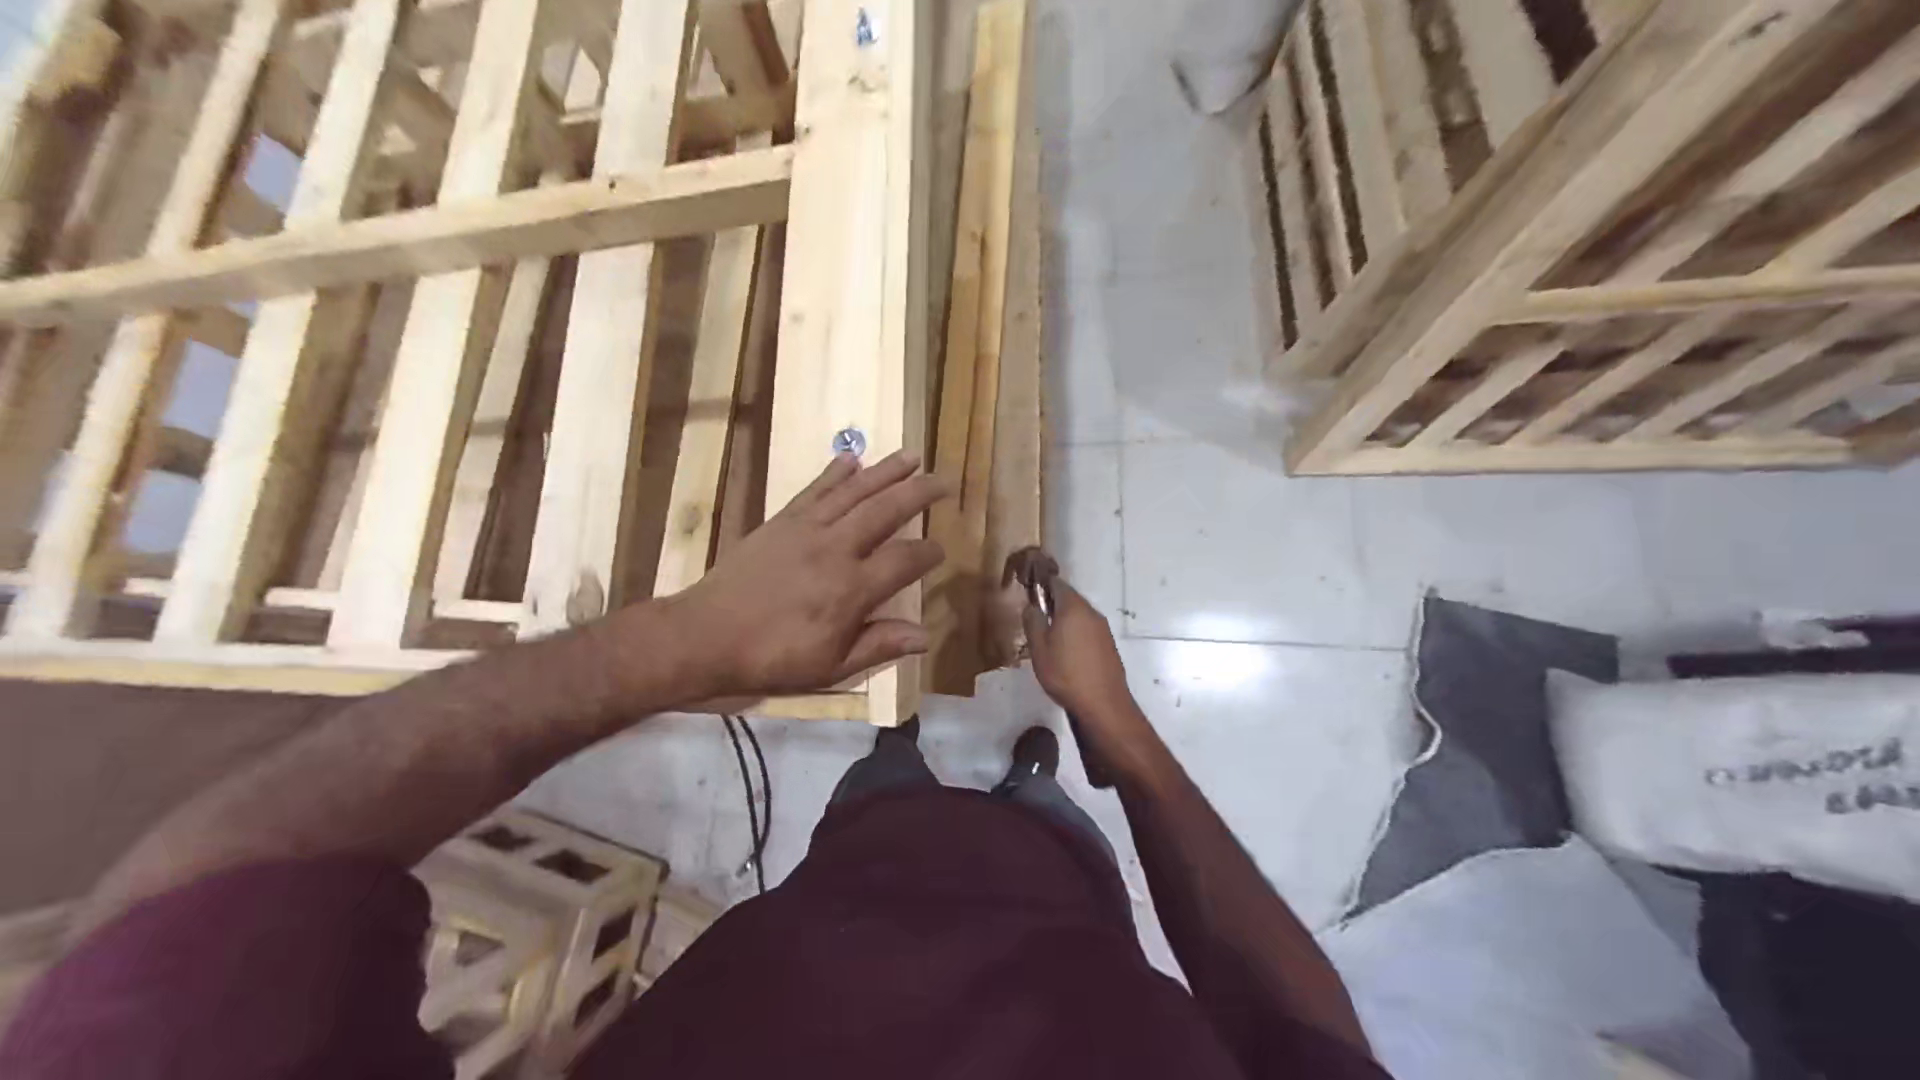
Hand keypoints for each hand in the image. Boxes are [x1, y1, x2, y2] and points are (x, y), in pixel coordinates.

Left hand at [673, 451, 949, 699]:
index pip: (904, 560)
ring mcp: (806, 529)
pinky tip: (851, 458)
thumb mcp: (831, 666)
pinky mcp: (781, 521)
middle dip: (918, 493)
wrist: (706, 636)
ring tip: (911, 455)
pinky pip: (814, 490)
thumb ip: (879, 645)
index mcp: (851, 589)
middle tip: (943, 481)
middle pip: (885, 511)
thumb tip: (925, 636)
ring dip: (885, 471)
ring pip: (854, 492)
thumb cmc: (773, 658)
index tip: (941, 549)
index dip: (928, 552)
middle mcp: (835, 549)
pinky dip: (834, 472)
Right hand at [1024, 580, 1138, 723]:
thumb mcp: (1039, 648)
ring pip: (1080, 614)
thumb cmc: (1065, 673)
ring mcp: (1103, 628)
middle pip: (1070, 598)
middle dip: (1053, 603)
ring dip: (1065, 618)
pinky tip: (1068, 650)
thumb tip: (1032, 606)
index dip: (1042, 584)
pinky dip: (1076, 631)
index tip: (1030, 592)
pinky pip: (1088, 629)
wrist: (1102, 703)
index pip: (1057, 583)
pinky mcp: (1108, 644)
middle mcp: (1091, 612)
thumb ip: (1033, 621)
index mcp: (1073, 608)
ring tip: (1049, 636)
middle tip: (1036, 617)